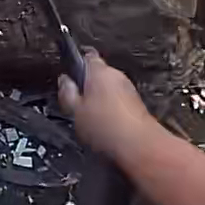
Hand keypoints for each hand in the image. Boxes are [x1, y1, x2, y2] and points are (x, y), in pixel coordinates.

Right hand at [57, 49, 168, 163]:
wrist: (140, 147)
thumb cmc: (106, 127)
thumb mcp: (74, 110)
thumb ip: (67, 92)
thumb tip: (64, 81)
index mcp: (99, 72)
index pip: (86, 57)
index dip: (76, 64)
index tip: (70, 75)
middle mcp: (116, 76)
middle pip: (98, 74)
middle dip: (87, 86)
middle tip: (76, 103)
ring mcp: (130, 90)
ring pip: (109, 89)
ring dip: (100, 99)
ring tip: (91, 120)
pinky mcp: (138, 106)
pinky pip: (119, 103)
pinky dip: (112, 111)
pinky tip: (105, 127)